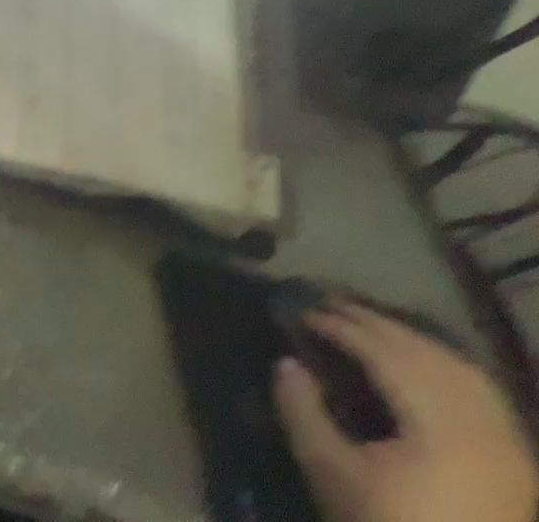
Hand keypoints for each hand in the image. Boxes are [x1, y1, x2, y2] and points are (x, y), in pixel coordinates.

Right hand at [274, 299, 537, 521]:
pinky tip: (417, 358)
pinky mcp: (513, 457)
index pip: (390, 358)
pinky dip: (443, 362)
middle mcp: (483, 427)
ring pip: (463, 370)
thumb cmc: (384, 520)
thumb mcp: (328, 469)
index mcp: (440, 429)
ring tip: (368, 322)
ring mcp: (507, 443)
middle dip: (377, 324)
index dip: (345, 329)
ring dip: (413, 339)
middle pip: (431, 357)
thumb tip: (289, 363)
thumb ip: (302, 410)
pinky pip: (481, 390)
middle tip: (330, 304)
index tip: (303, 312)